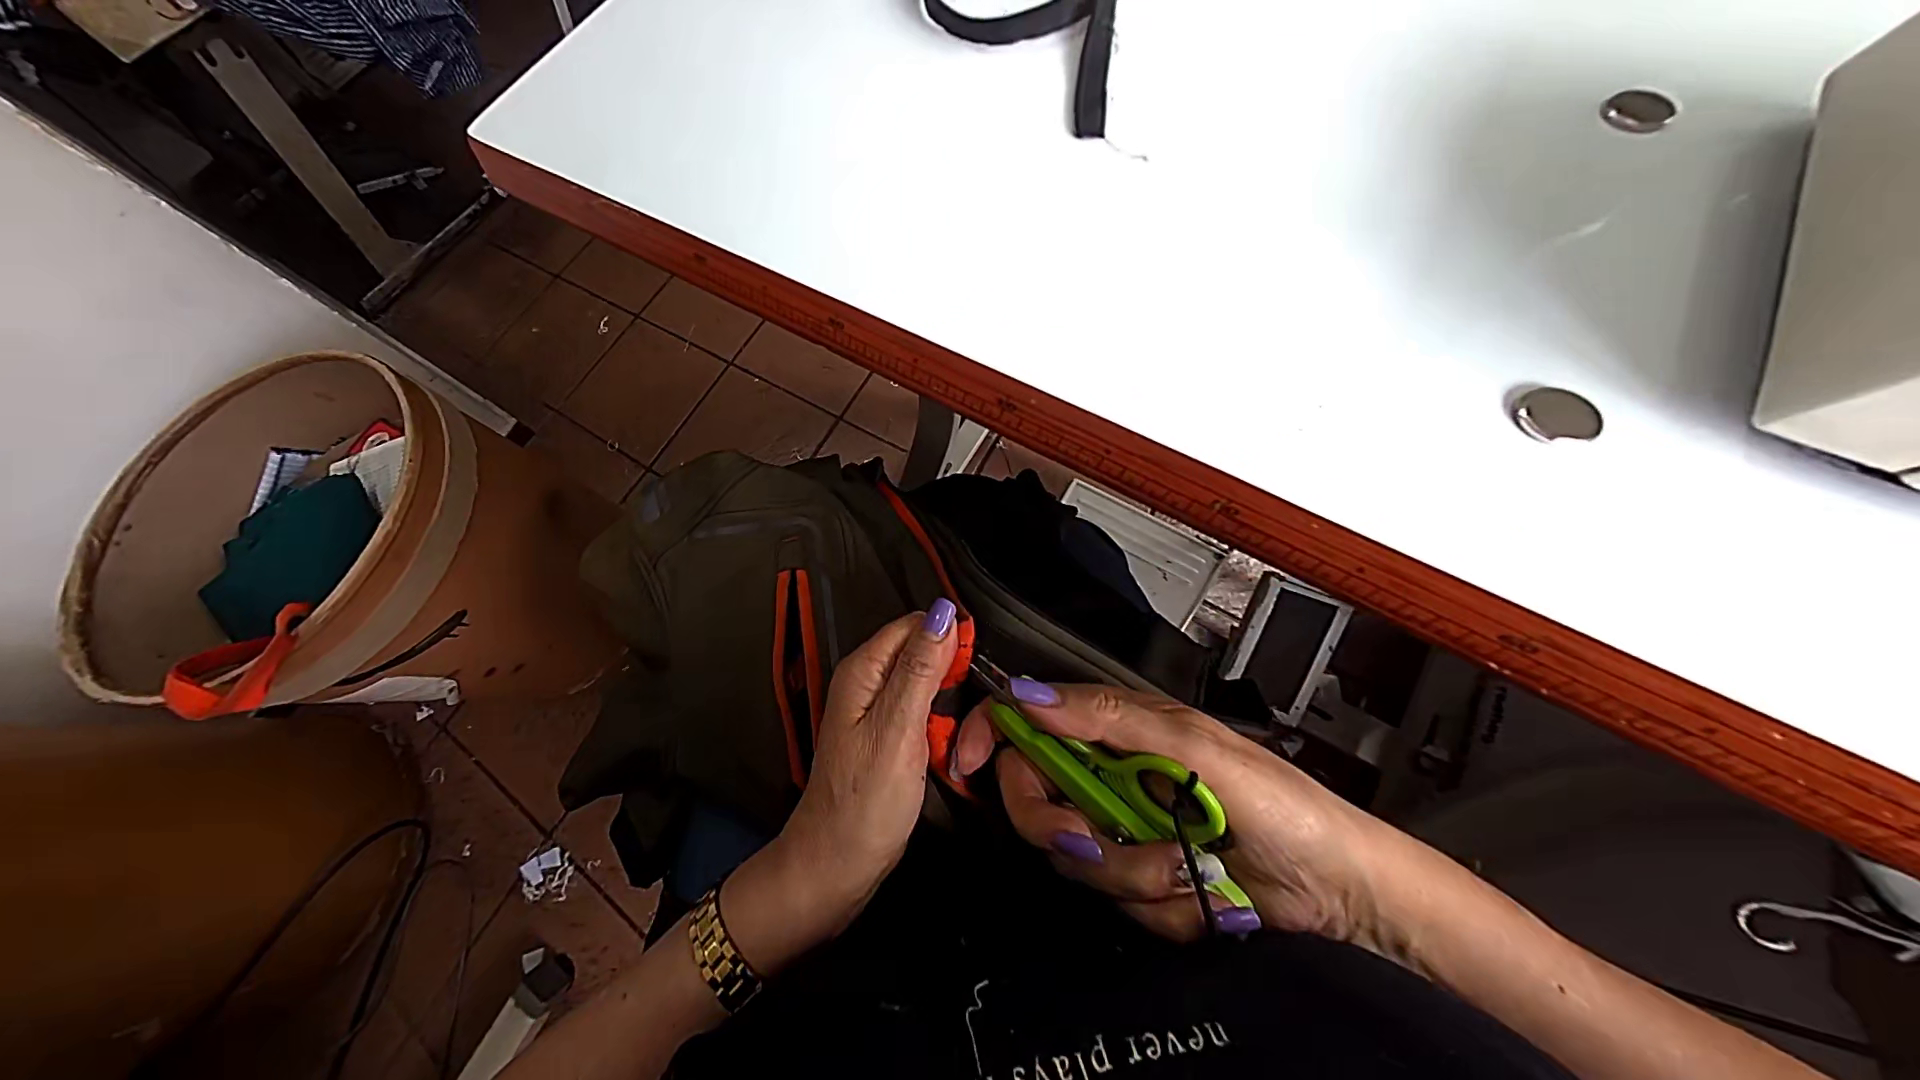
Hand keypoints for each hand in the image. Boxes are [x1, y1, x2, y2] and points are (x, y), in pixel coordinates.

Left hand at [722, 601, 959, 972]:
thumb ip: (921, 668)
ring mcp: (877, 708)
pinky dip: (941, 720)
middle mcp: (867, 680)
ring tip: (955, 735)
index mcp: (863, 669)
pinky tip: (949, 743)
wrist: (838, 866)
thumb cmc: (866, 802)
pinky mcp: (889, 732)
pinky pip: (924, 708)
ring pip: (928, 680)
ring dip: (950, 699)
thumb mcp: (898, 729)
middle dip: (952, 670)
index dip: (949, 636)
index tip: (976, 667)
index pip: (915, 624)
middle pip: (922, 649)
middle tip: (966, 711)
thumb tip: (944, 611)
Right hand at [953, 681, 1393, 944]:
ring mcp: (1119, 826)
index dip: (989, 734)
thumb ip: (1106, 717)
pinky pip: (1111, 896)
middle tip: (1099, 837)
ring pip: (1070, 855)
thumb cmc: (1276, 802)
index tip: (967, 763)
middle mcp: (1107, 773)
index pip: (1027, 719)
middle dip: (1060, 825)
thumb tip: (1029, 695)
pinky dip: (1151, 900)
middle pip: (1031, 794)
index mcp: (1114, 728)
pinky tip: (1190, 885)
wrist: (1331, 886)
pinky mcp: (1135, 874)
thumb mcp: (1189, 745)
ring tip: (1179, 863)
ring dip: (1125, 870)